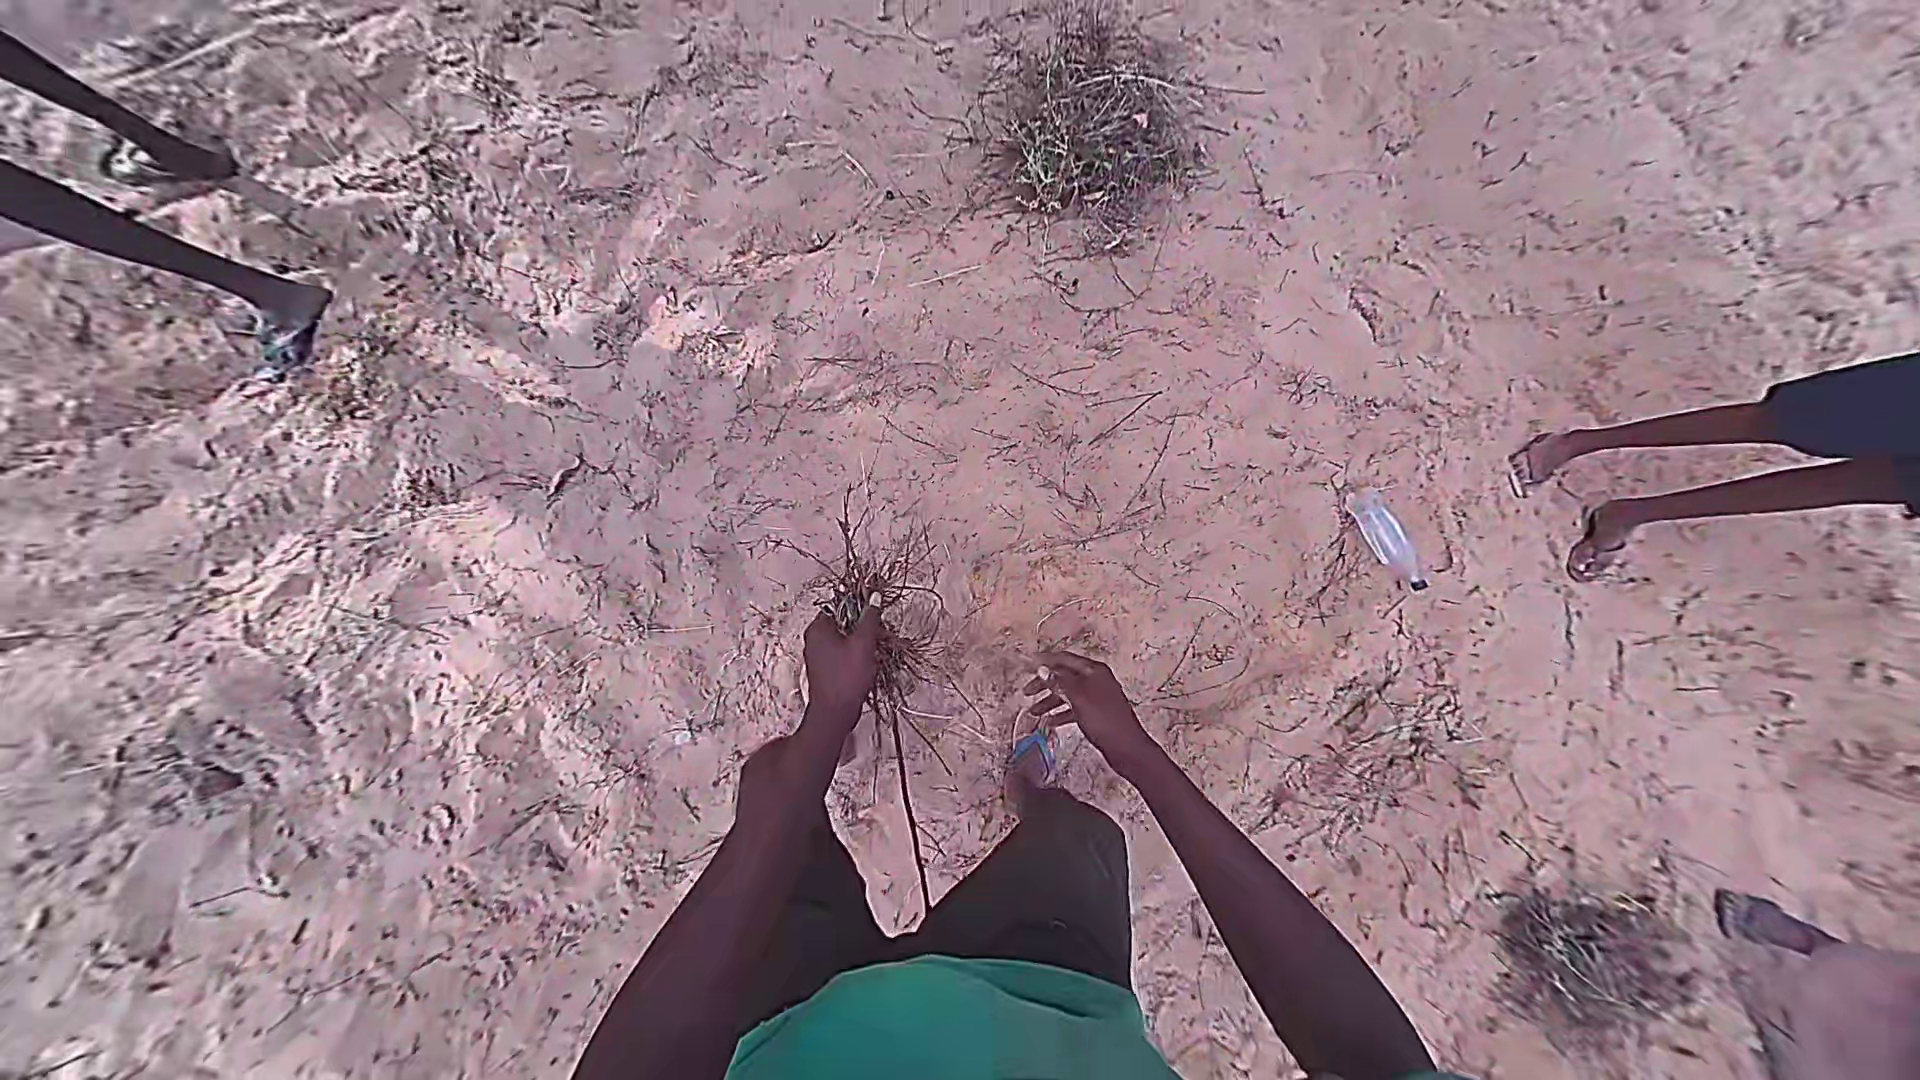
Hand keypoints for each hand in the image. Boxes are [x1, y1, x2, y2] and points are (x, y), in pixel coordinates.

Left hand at [802, 597, 881, 730]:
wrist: (835, 713)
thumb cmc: (846, 677)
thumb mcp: (863, 643)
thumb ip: (869, 618)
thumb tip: (873, 598)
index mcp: (818, 628)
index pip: (839, 605)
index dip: (859, 606)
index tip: (875, 613)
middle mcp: (814, 639)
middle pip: (843, 621)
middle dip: (863, 626)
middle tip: (879, 632)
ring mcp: (818, 655)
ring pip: (844, 637)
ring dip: (862, 640)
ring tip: (877, 648)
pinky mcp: (825, 668)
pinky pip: (842, 652)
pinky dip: (856, 652)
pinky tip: (868, 661)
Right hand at [1023, 651, 1159, 774]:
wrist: (1127, 748)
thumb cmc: (1104, 720)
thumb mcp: (1078, 697)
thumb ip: (1060, 681)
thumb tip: (1043, 668)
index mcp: (1093, 671)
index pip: (1064, 659)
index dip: (1045, 661)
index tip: (1029, 665)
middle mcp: (1096, 680)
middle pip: (1065, 676)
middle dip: (1045, 683)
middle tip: (1028, 690)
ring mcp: (1097, 696)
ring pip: (1068, 693)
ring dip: (1050, 701)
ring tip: (1034, 711)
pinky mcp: (1097, 713)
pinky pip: (1074, 708)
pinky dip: (1061, 713)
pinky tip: (1050, 722)